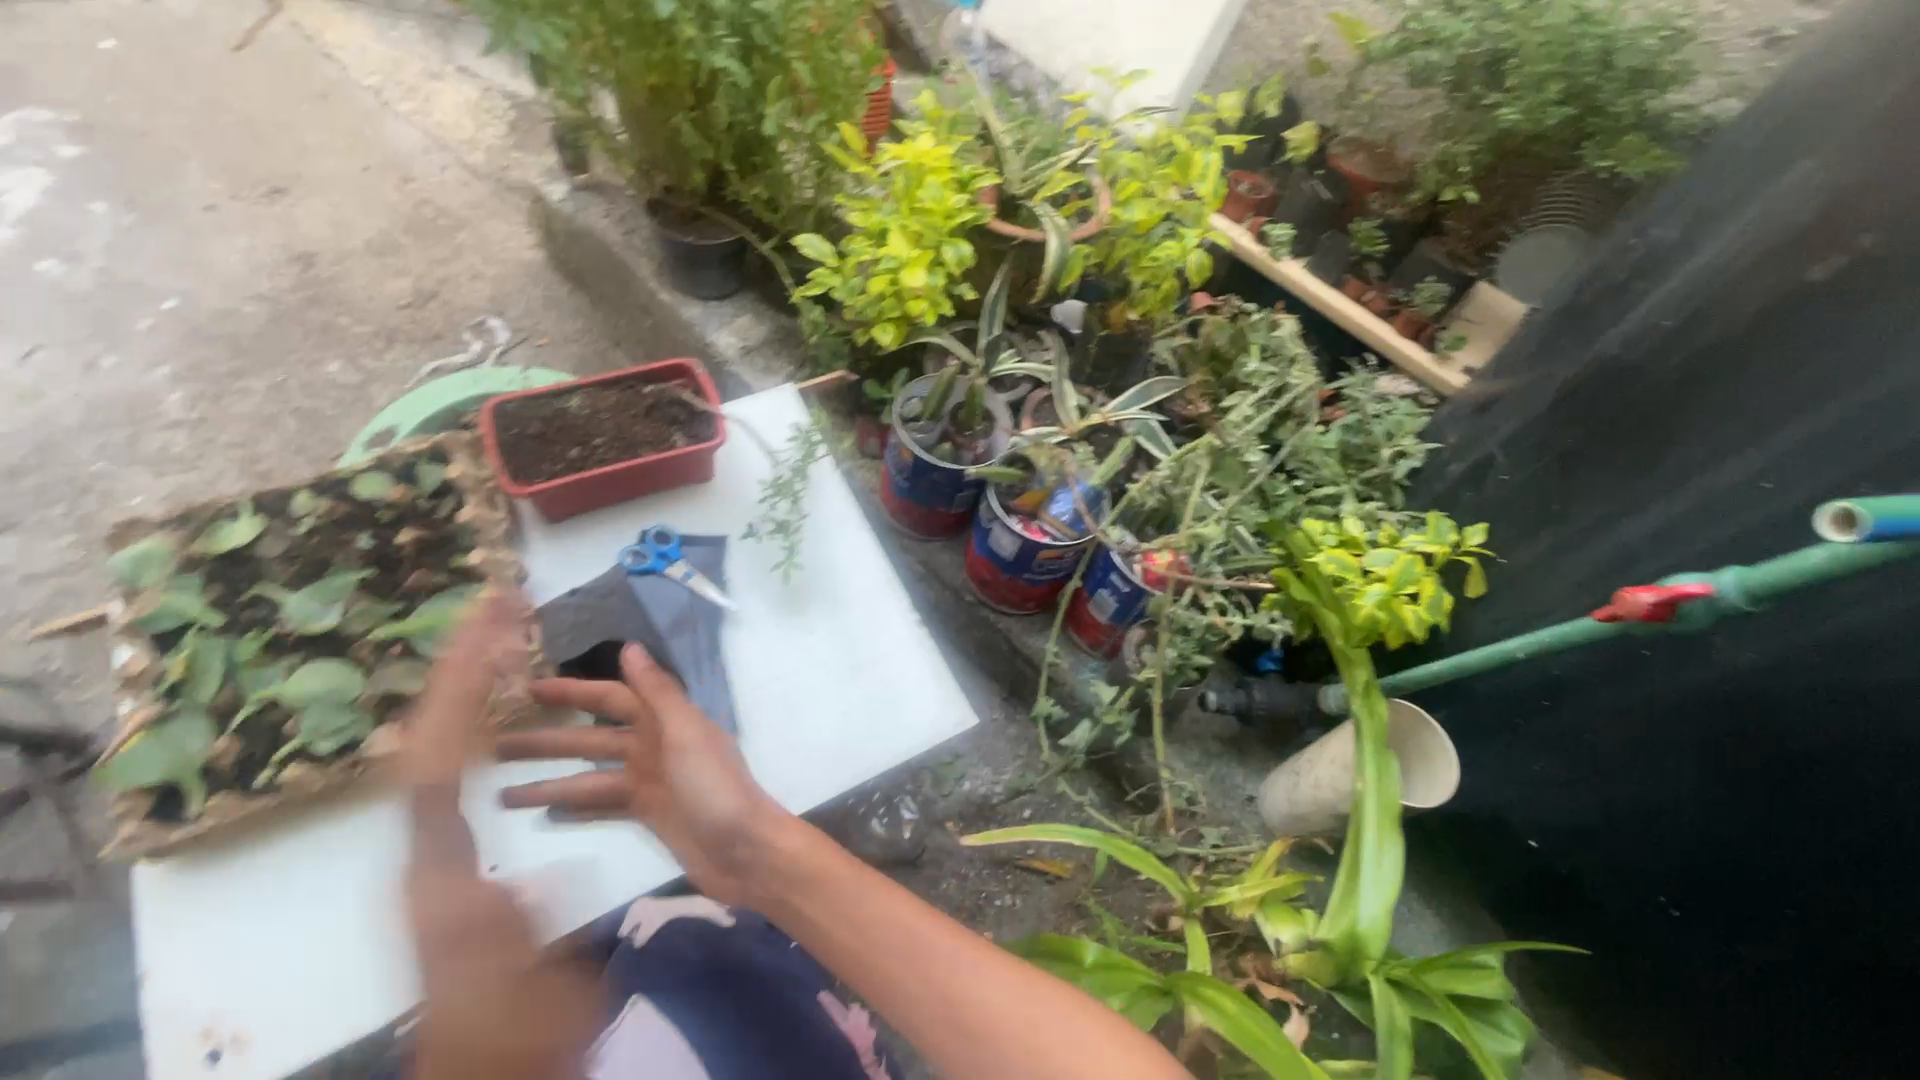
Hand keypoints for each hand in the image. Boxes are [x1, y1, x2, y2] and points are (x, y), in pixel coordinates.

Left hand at [403, 591, 597, 1079]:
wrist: (482, 1071)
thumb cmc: (513, 1033)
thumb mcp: (529, 992)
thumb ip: (521, 926)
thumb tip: (531, 868)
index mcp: (440, 871)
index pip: (443, 763)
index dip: (464, 692)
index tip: (492, 632)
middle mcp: (424, 847)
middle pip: (430, 738)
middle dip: (459, 665)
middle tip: (493, 605)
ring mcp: (433, 847)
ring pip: (438, 747)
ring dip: (464, 684)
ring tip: (496, 633)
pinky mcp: (448, 853)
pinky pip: (453, 769)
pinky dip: (470, 723)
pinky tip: (492, 705)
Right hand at [497, 643, 792, 905]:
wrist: (744, 850)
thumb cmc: (715, 787)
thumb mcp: (686, 732)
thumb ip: (657, 691)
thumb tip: (629, 645)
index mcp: (665, 721)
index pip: (611, 698)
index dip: (573, 692)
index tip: (529, 687)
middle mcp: (654, 747)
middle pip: (591, 739)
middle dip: (547, 741)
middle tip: (495, 744)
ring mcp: (650, 783)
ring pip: (589, 777)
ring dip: (548, 781)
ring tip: (497, 792)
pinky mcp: (647, 816)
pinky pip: (602, 806)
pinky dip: (574, 807)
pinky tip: (539, 816)